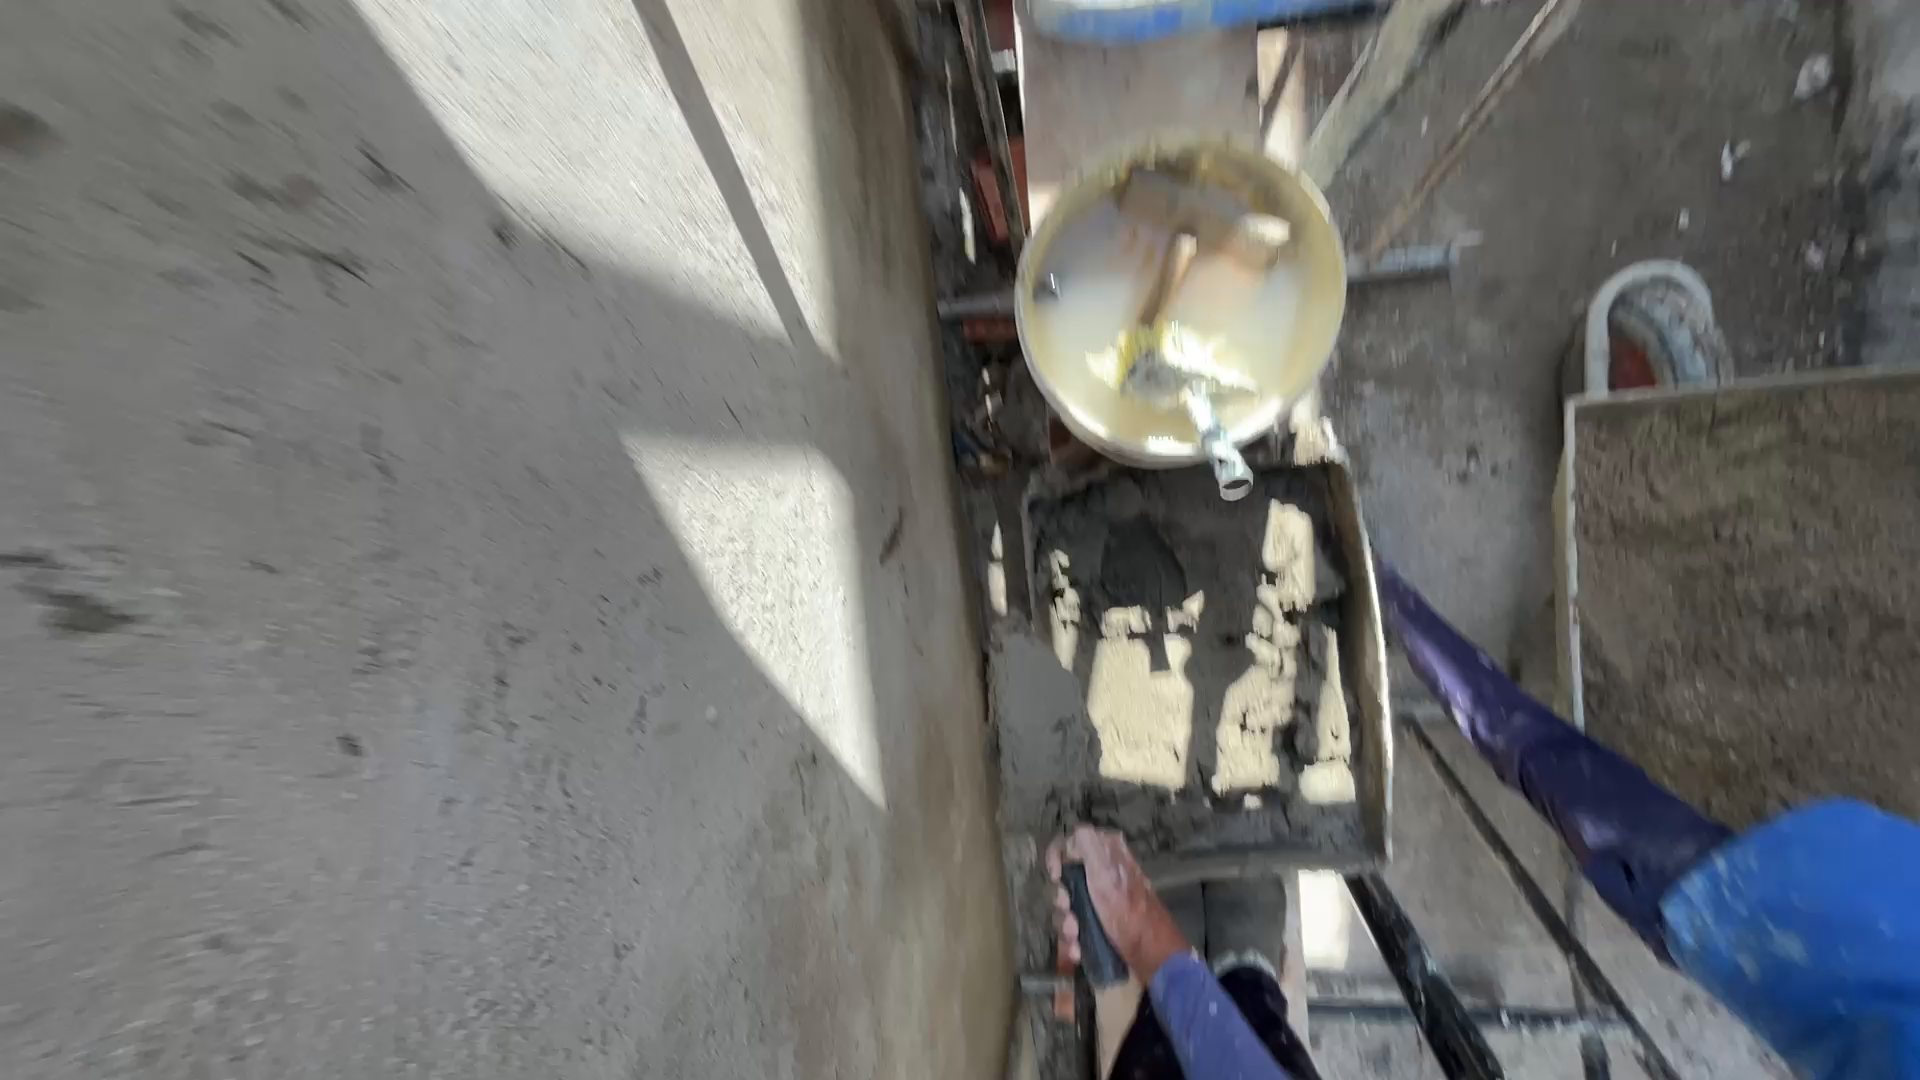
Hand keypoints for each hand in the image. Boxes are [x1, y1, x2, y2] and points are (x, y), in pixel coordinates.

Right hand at [1047, 826, 1191, 982]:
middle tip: (1070, 913)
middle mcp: (1100, 872)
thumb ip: (1087, 844)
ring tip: (1076, 937)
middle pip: (1063, 879)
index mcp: (1104, 852)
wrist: (1150, 953)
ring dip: (1066, 924)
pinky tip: (1077, 949)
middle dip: (1062, 900)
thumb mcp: (1106, 871)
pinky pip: (1072, 927)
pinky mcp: (1098, 922)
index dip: (1056, 858)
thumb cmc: (1127, 910)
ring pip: (1065, 906)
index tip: (1057, 877)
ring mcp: (1098, 899)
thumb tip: (1070, 836)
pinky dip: (1072, 939)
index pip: (1068, 844)